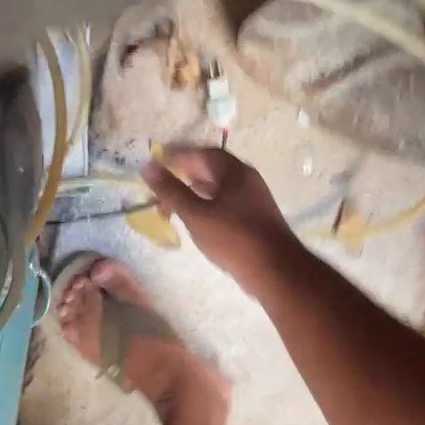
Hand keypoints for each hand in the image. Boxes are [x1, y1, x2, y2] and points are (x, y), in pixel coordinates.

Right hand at [143, 147, 303, 282]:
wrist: (276, 270)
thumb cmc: (233, 238)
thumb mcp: (195, 214)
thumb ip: (171, 190)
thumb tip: (148, 166)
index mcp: (235, 172)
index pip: (203, 153)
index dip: (180, 156)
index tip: (159, 163)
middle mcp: (248, 180)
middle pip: (213, 168)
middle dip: (187, 173)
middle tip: (165, 184)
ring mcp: (255, 199)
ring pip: (221, 186)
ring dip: (197, 190)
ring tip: (176, 202)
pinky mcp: (256, 217)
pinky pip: (228, 201)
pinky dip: (209, 203)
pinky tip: (199, 218)